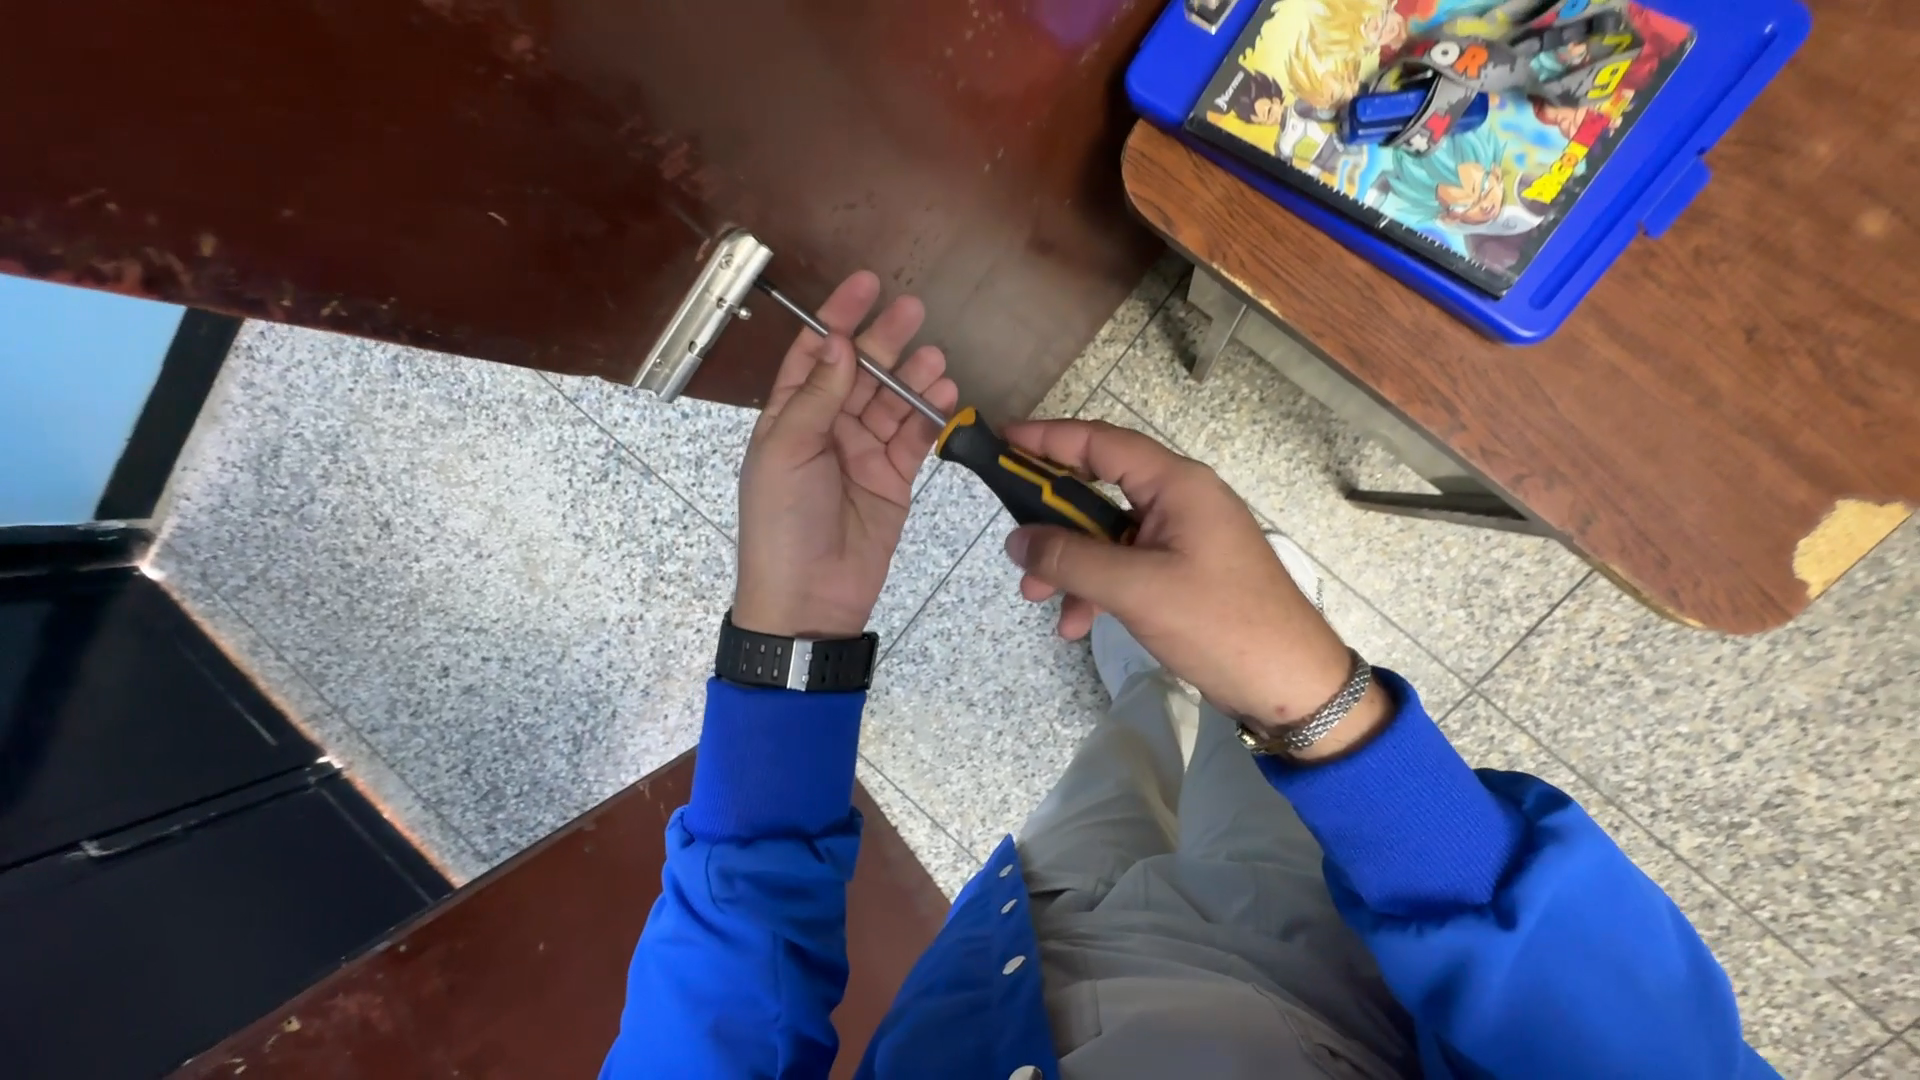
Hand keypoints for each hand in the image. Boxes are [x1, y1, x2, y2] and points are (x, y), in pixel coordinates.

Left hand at [733, 271, 958, 638]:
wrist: (810, 597)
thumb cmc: (783, 522)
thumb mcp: (786, 452)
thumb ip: (816, 397)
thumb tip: (840, 344)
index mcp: (790, 417)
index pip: (817, 356)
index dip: (838, 319)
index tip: (865, 286)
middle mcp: (827, 428)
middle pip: (860, 372)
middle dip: (884, 341)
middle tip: (913, 312)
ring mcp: (863, 453)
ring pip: (892, 401)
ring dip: (912, 376)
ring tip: (934, 357)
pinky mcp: (894, 478)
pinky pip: (914, 437)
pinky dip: (930, 415)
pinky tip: (945, 392)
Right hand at [998, 419, 1389, 756]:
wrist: (1291, 686)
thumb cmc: (1220, 624)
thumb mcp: (1137, 589)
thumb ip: (1071, 560)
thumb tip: (1016, 541)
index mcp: (1177, 485)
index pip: (1101, 443)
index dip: (1047, 438)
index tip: (1002, 439)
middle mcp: (1179, 501)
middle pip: (1098, 490)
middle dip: (1051, 520)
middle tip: (1012, 538)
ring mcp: (1181, 539)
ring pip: (1106, 536)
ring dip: (1069, 564)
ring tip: (1036, 597)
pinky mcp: (1182, 574)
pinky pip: (1125, 567)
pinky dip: (1096, 589)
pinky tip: (1076, 623)